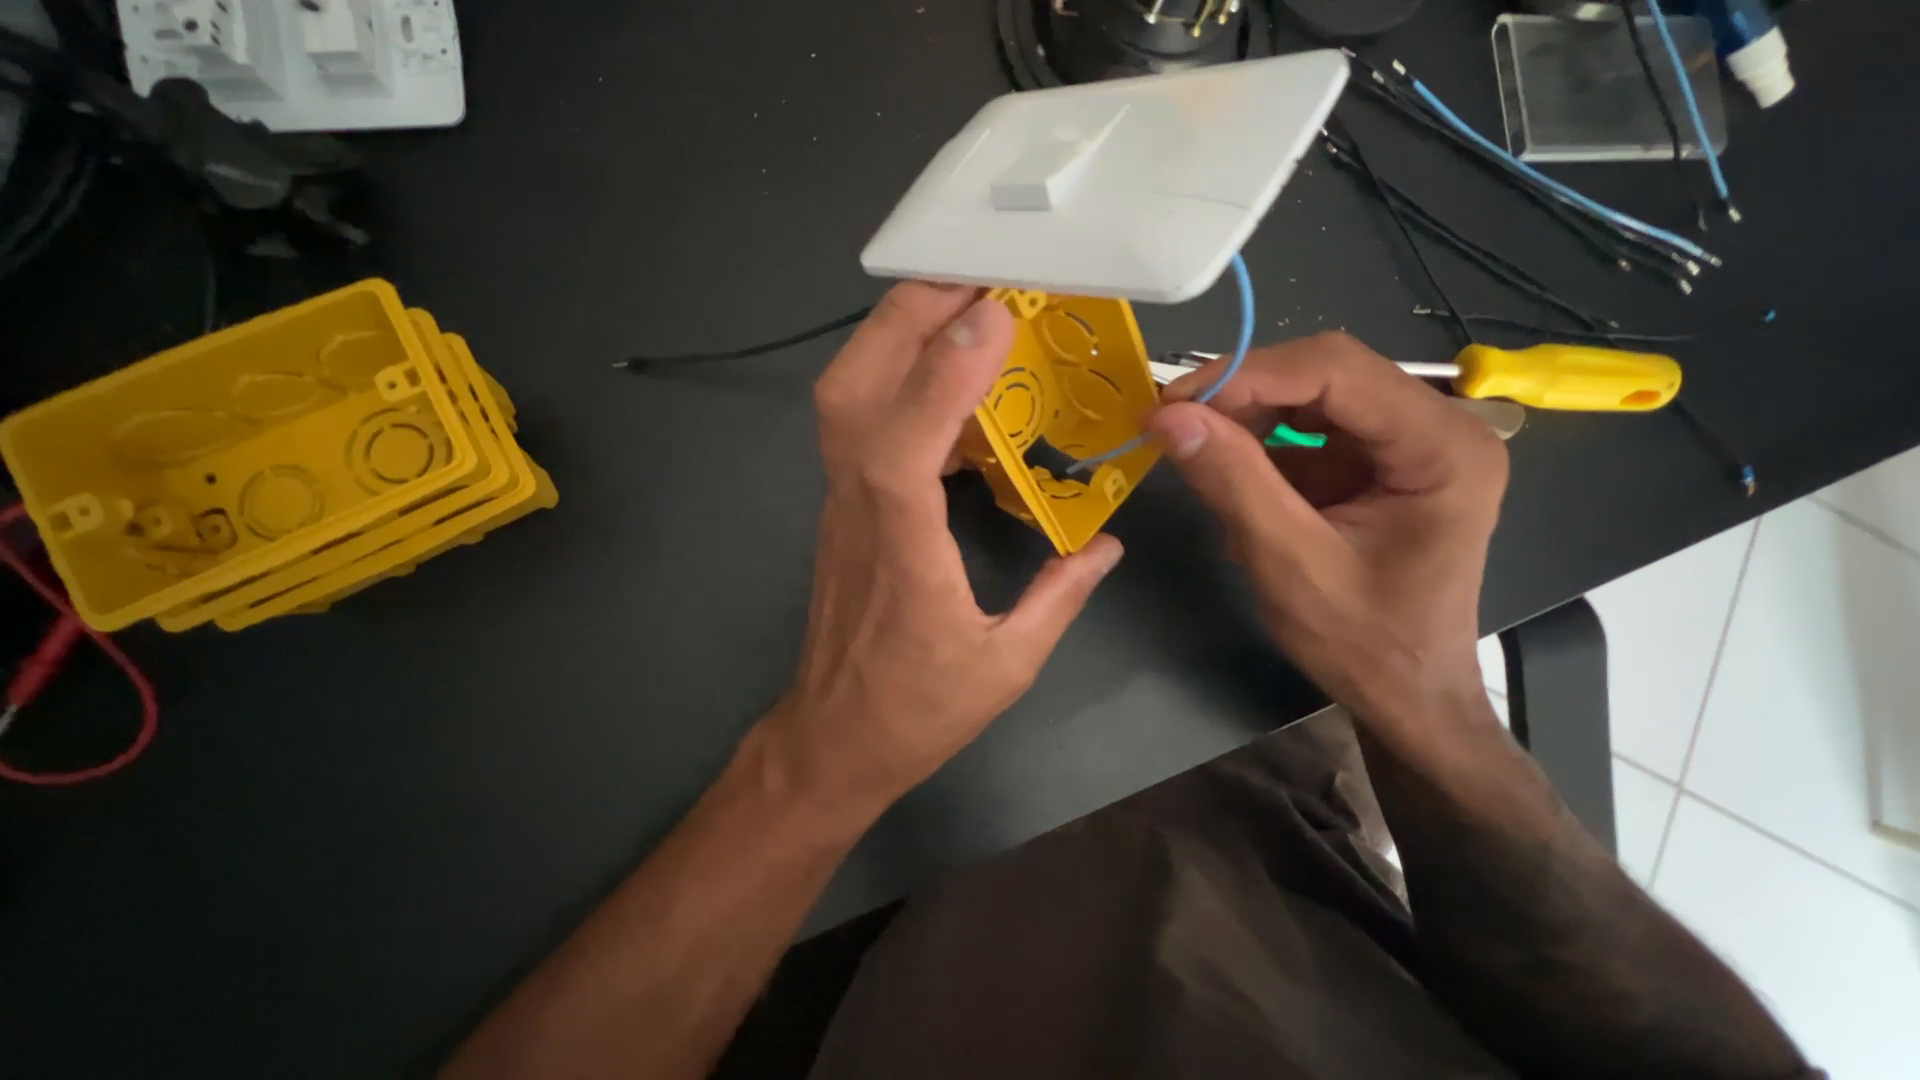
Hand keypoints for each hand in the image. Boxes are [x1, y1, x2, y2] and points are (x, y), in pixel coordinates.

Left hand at [754, 283, 1124, 822]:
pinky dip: (896, 372)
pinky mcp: (844, 502)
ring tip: (964, 299)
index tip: (992, 317)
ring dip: (896, 334)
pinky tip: (946, 366)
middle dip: (906, 318)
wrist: (833, 738)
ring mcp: (841, 501)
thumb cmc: (917, 711)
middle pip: (852, 392)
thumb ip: (1060, 596)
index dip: (940, 379)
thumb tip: (1106, 542)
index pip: (901, 450)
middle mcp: (859, 510)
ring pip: (844, 396)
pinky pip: (858, 418)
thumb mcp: (1006, 664)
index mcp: (903, 554)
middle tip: (977, 272)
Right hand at [1148, 332, 1506, 730]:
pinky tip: (1234, 476)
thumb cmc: (1365, 644)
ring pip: (1315, 393)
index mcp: (1443, 447)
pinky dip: (1264, 442)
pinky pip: (1314, 426)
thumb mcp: (1290, 565)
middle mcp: (1441, 426)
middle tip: (1172, 421)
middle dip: (1243, 392)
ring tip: (1196, 448)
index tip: (1172, 404)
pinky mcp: (1383, 460)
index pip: (1337, 371)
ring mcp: (1413, 441)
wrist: (1409, 697)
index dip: (1247, 374)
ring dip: (1248, 415)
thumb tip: (1166, 417)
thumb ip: (1233, 483)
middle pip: (1327, 373)